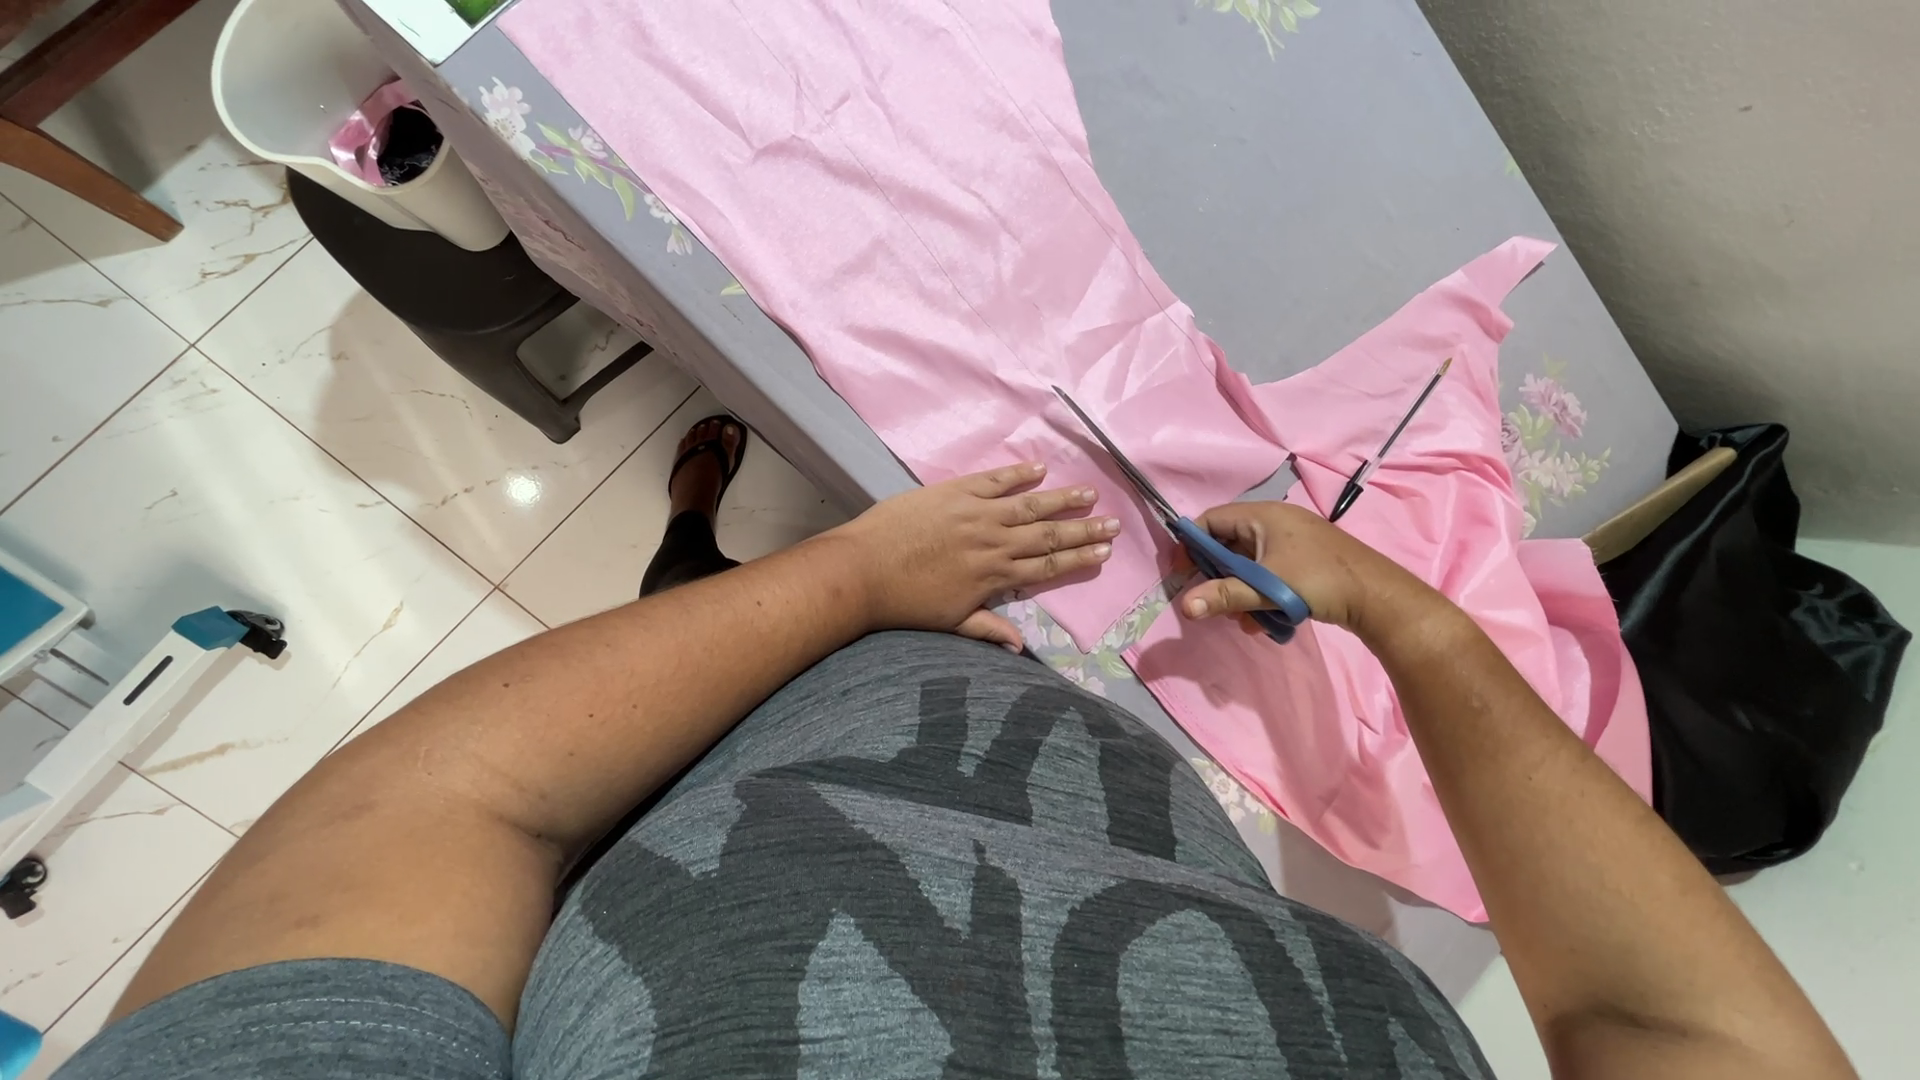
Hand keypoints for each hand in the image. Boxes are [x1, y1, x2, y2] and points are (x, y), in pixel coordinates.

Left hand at [831, 462, 1119, 647]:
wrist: (862, 569)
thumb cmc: (904, 603)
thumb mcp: (949, 622)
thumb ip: (987, 628)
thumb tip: (1021, 647)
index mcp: (994, 576)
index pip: (1047, 567)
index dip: (1078, 559)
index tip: (1104, 553)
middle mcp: (994, 542)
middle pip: (1048, 536)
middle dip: (1083, 529)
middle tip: (1112, 522)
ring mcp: (976, 514)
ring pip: (1029, 505)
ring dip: (1061, 499)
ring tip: (1089, 494)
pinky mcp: (955, 492)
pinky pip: (994, 480)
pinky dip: (1018, 474)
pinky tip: (1039, 468)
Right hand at [1173, 501, 1438, 636]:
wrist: (1378, 597)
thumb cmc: (1318, 581)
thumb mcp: (1266, 588)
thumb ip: (1223, 595)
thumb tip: (1184, 606)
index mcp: (1263, 515)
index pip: (1211, 520)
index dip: (1191, 545)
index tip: (1183, 573)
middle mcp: (1274, 521)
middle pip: (1228, 543)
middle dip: (1218, 576)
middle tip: (1214, 601)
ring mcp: (1291, 539)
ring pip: (1248, 562)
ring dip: (1240, 591)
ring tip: (1244, 617)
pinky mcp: (1303, 559)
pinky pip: (1267, 571)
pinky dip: (1260, 592)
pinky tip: (1265, 619)